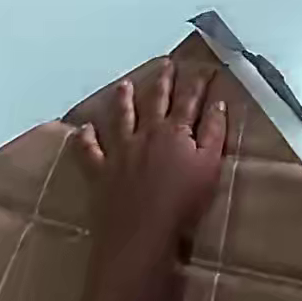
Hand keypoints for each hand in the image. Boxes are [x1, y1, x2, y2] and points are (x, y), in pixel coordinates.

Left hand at [74, 59, 228, 261]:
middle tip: (166, 64)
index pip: (189, 99)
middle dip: (163, 81)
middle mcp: (146, 133)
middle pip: (155, 100)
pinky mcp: (100, 172)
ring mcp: (120, 151)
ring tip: (124, 85)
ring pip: (121, 117)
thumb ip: (214, 132)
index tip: (205, 68)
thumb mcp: (210, 166)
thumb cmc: (183, 203)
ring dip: (123, 99)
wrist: (141, 236)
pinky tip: (84, 128)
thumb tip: (218, 103)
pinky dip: (85, 139)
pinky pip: (89, 151)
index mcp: (175, 131)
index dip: (198, 82)